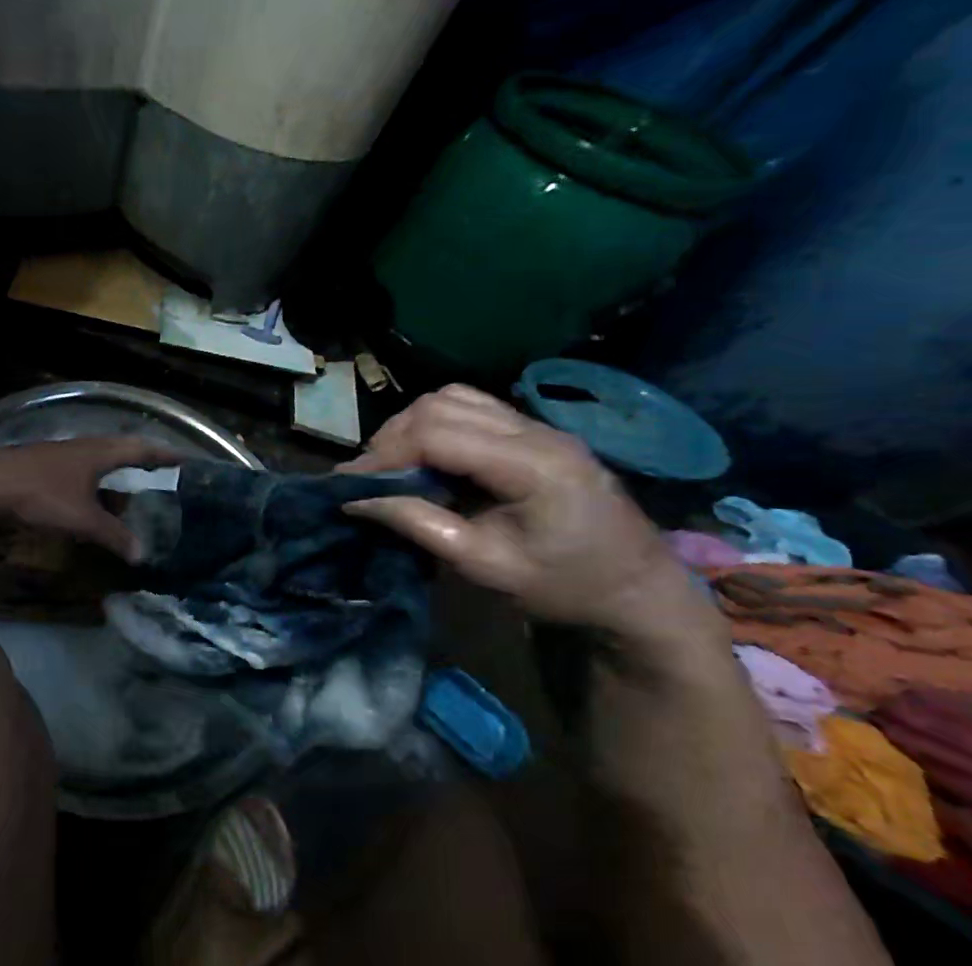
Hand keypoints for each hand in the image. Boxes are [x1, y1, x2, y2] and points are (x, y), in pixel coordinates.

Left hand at [0, 437, 177, 561]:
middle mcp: (81, 447)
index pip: (141, 448)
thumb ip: (113, 535)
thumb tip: (142, 554)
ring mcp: (59, 455)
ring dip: (113, 473)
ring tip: (128, 489)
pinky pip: (77, 472)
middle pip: (119, 449)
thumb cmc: (40, 494)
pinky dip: (92, 484)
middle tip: (160, 469)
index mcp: (98, 452)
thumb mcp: (82, 519)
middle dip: (141, 459)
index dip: (164, 454)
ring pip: (96, 460)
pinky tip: (88, 499)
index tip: (185, 458)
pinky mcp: (40, 466)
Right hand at [340, 385, 719, 648]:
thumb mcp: (485, 565)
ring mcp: (537, 426)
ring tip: (393, 465)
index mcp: (533, 464)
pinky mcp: (532, 431)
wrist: (637, 590)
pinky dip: (433, 424)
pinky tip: (427, 456)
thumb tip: (355, 500)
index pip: (436, 434)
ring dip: (410, 426)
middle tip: (369, 478)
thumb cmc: (564, 586)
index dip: (384, 454)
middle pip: (439, 405)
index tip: (350, 485)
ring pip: (450, 398)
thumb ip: (419, 524)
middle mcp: (536, 431)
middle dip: (391, 437)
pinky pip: (468, 407)